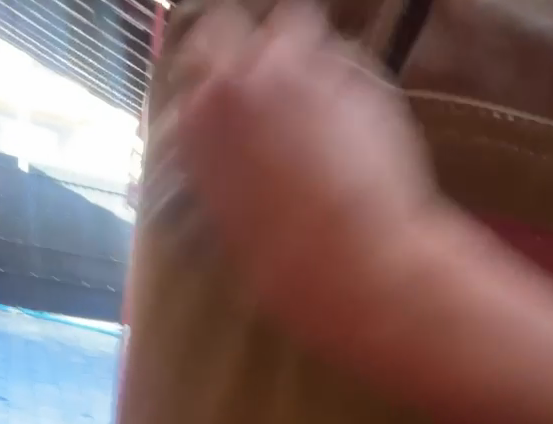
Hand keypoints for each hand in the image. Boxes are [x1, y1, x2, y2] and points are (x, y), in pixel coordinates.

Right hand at [170, 1, 442, 333]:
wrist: (356, 260)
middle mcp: (243, 81)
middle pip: (229, 28)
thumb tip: (226, 172)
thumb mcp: (232, 228)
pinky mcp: (361, 78)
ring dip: (298, 53)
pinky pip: (347, 60)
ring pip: (292, 26)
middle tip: (269, 87)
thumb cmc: (287, 267)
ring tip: (314, 97)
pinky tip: (355, 120)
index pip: (191, 73)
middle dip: (245, 53)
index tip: (230, 108)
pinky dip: (345, 79)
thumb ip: (222, 177)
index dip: (214, 91)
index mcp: (199, 123)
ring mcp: (305, 71)